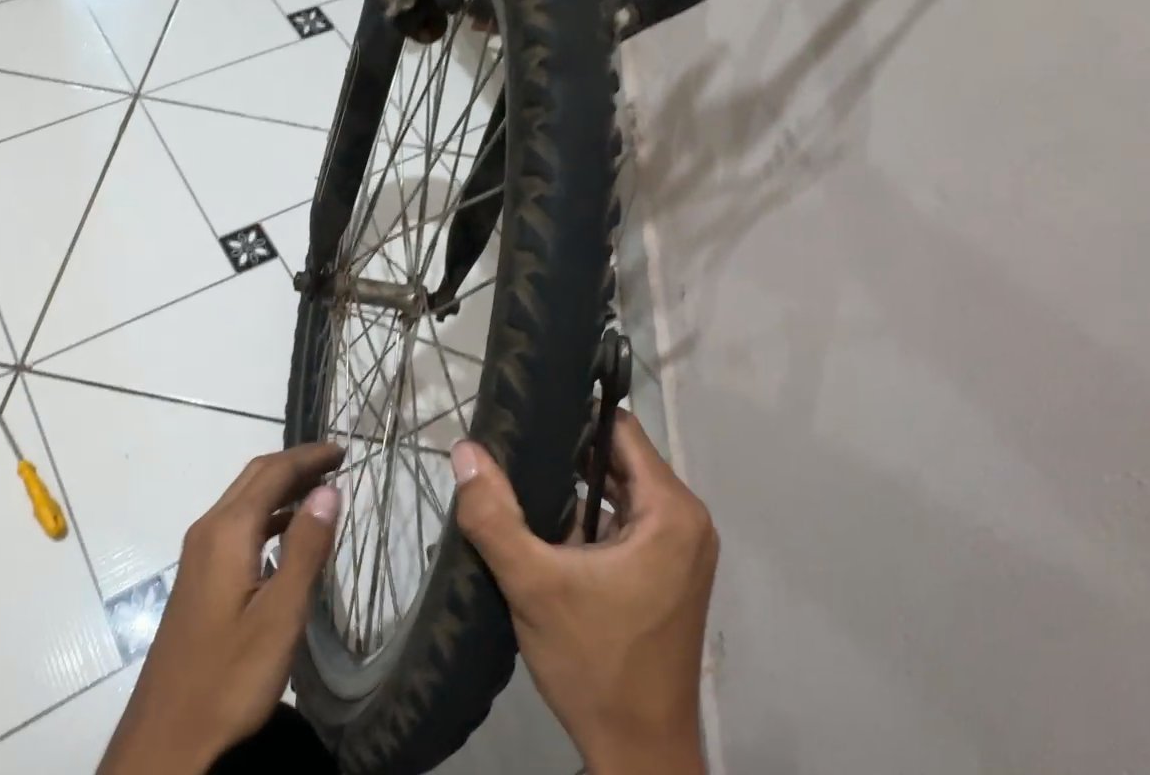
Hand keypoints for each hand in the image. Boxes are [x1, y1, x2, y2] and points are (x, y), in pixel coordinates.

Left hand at [98, 443, 343, 774]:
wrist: (168, 731)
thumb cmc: (230, 676)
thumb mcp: (280, 615)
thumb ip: (305, 549)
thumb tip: (328, 489)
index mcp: (227, 532)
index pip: (272, 473)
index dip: (309, 457)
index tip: (344, 450)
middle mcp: (208, 531)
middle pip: (254, 478)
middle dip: (295, 464)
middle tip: (338, 462)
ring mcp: (199, 553)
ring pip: (244, 500)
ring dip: (281, 488)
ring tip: (323, 491)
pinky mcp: (200, 575)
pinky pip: (237, 525)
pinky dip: (268, 515)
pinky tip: (289, 534)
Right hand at [452, 409, 717, 774]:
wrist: (638, 750)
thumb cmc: (595, 662)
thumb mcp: (534, 585)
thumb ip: (494, 516)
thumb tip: (464, 451)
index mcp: (671, 512)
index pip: (620, 431)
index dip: (572, 414)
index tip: (523, 409)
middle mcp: (684, 522)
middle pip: (617, 461)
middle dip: (563, 452)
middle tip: (506, 443)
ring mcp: (677, 552)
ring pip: (617, 494)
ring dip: (570, 488)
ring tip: (513, 476)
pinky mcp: (664, 576)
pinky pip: (622, 525)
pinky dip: (584, 520)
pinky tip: (538, 524)